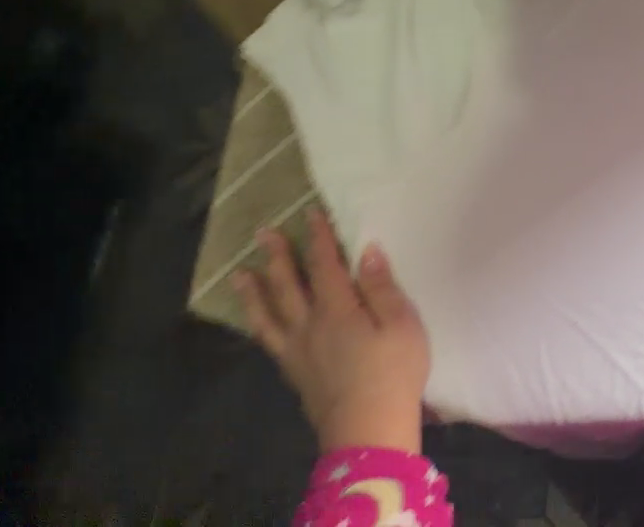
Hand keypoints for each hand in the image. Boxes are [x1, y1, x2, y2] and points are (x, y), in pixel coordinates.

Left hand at [234, 208, 430, 452]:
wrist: (368, 429)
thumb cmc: (393, 371)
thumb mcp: (401, 323)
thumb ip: (381, 287)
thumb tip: (366, 251)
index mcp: (337, 310)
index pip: (324, 265)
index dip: (318, 238)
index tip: (310, 213)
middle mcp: (309, 326)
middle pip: (289, 286)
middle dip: (277, 257)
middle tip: (263, 234)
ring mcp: (298, 353)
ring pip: (269, 315)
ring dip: (255, 292)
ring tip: (241, 274)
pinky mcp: (296, 374)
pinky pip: (271, 341)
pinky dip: (261, 324)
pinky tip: (261, 321)